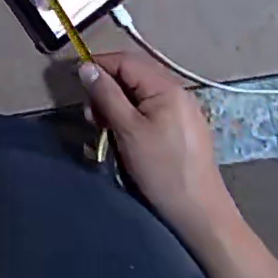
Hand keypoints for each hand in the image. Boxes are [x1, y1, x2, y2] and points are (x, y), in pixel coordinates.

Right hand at [80, 50, 232, 236]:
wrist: (202, 216)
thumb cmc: (163, 171)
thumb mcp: (128, 130)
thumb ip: (106, 95)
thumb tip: (86, 67)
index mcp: (167, 87)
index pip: (125, 61)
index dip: (98, 65)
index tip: (75, 78)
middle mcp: (177, 92)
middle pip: (133, 74)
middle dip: (107, 87)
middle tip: (90, 112)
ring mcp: (182, 110)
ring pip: (140, 92)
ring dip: (116, 103)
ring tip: (102, 126)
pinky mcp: (182, 127)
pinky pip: (150, 108)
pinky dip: (131, 114)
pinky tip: (122, 132)